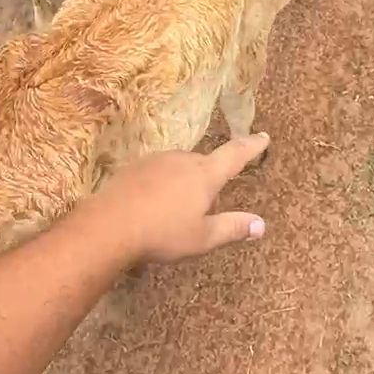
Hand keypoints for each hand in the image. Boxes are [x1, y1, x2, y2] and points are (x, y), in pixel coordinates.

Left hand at [76, 134, 270, 266]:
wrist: (110, 226)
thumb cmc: (163, 233)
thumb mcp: (203, 238)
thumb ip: (233, 228)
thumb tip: (261, 224)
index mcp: (204, 174)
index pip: (234, 155)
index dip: (251, 146)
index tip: (263, 136)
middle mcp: (182, 159)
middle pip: (204, 164)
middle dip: (209, 180)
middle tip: (207, 207)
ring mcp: (156, 160)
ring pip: (180, 167)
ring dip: (184, 183)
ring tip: (176, 212)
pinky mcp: (135, 167)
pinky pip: (158, 173)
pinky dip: (162, 185)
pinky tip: (152, 207)